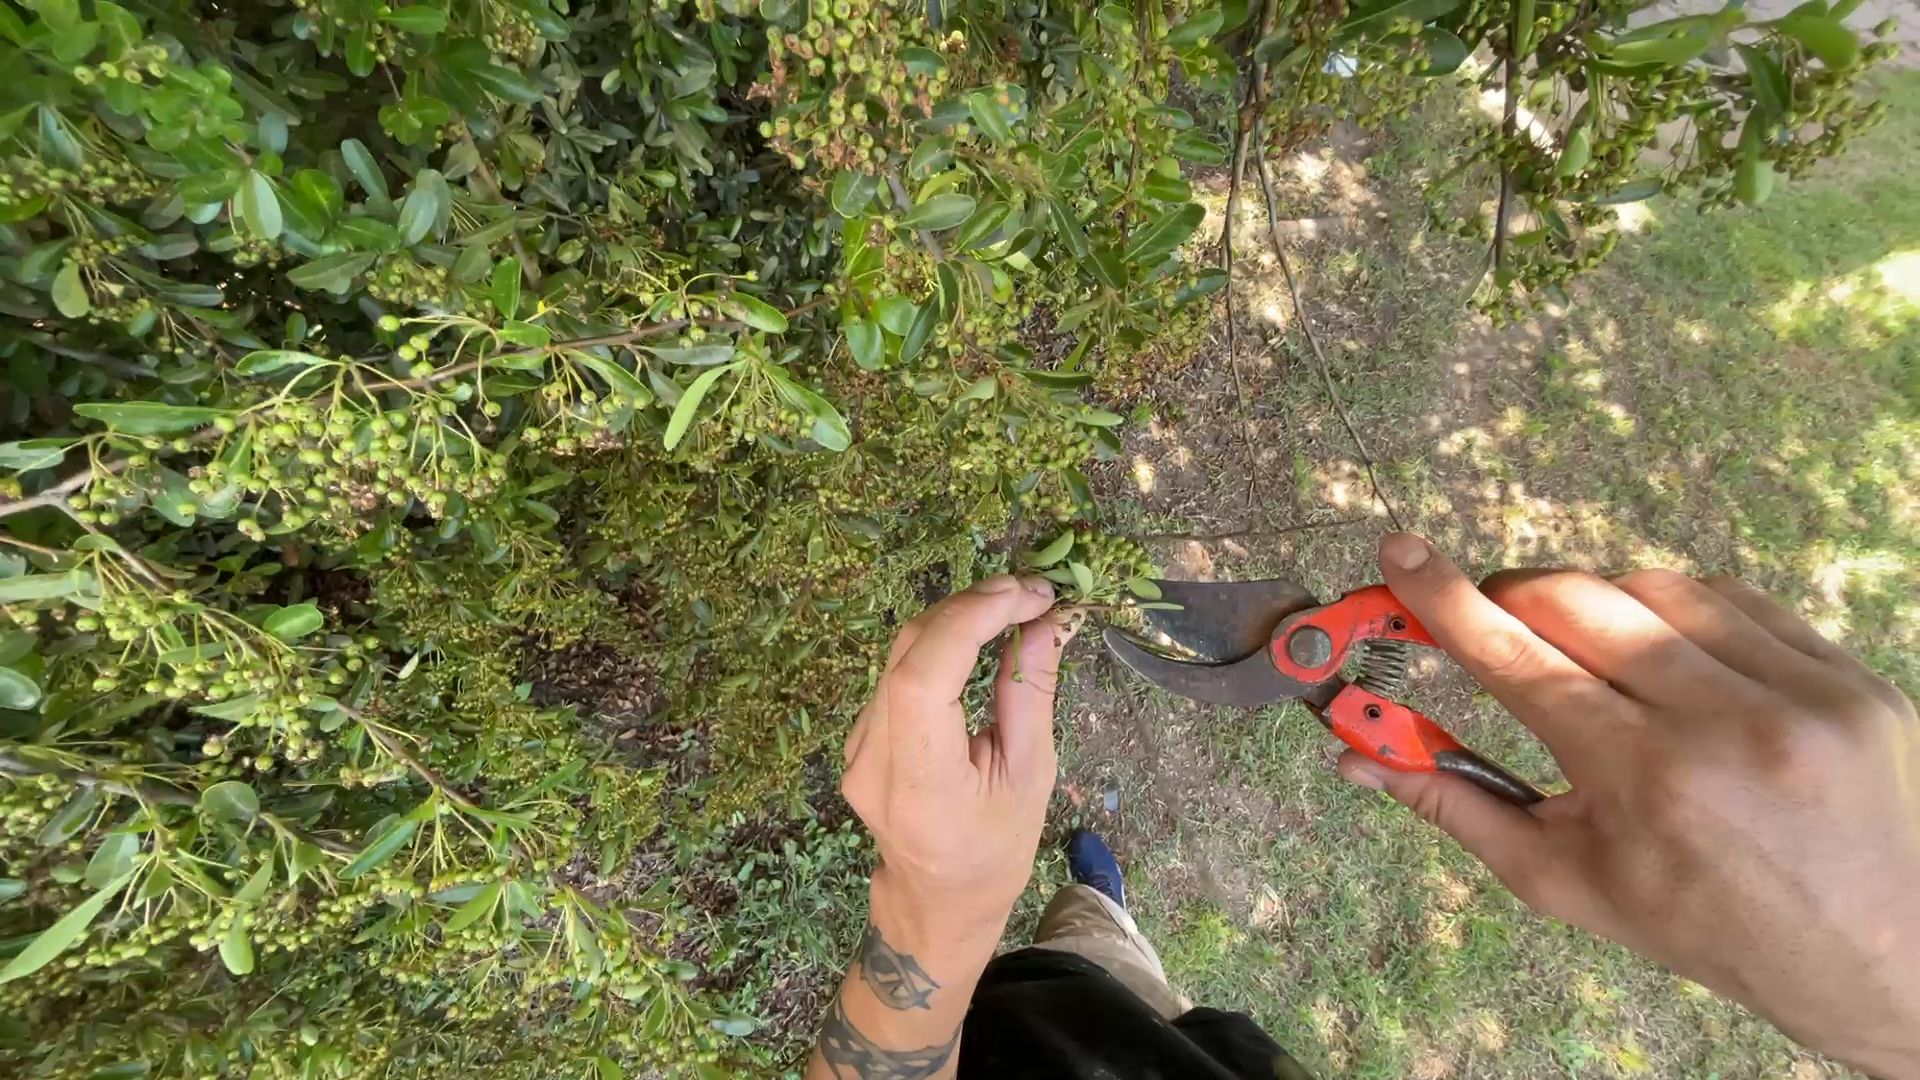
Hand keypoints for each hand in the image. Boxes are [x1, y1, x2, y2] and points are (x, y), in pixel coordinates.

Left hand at [808, 575, 1072, 1079]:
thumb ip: (1031, 692)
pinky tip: (979, 632)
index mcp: (920, 786)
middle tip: (1030, 591)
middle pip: (908, 652)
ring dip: (957, 616)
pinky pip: (897, 670)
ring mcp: (856, 747)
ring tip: (1012, 603)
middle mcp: (872, 761)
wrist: (935, 901)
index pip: (922, 679)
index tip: (1026, 594)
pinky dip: (941, 640)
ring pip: (900, 652)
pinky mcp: (859, 736)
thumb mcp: (1031, 776)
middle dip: (971, 607)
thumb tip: (1048, 620)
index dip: (969, 621)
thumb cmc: (995, 852)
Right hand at [1340, 534, 1919, 1077]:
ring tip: (1579, 650)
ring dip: (1582, 603)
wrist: (1907, 971)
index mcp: (1642, 780)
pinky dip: (1659, 606)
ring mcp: (1805, 692)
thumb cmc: (1698, 926)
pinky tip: (1653, 649)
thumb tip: (1347, 757)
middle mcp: (1727, 724)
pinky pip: (1721, 595)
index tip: (1397, 550)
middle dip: (1508, 598)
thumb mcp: (1555, 878)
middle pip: (1573, 600)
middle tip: (1491, 624)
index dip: (1442, 598)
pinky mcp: (1854, 677)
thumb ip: (1444, 803)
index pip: (1514, 659)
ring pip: (1643, 586)